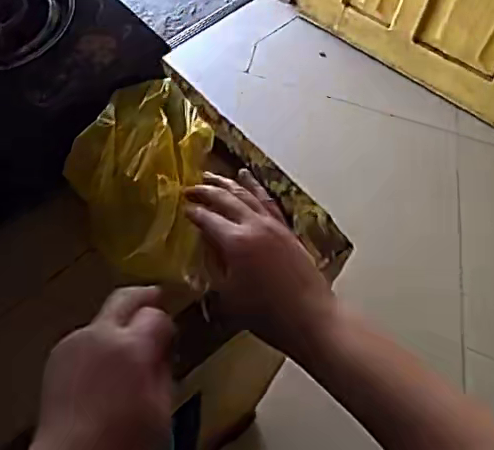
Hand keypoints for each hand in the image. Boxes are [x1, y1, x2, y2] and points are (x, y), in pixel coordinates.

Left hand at [32, 286, 176, 449]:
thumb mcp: (160, 416)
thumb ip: (163, 373)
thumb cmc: (119, 445)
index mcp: (132, 349)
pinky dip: (94, 348)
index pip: (156, 316)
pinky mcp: (57, 354)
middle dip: (142, 296)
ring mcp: (76, 341)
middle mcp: (101, 335)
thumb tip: (163, 352)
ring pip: (102, 320)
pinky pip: (83, 341)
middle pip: (125, 298)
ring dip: (115, 328)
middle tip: (155, 297)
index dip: (166, 323)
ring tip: (124, 354)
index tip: (169, 333)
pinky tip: (98, 374)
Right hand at [186, 170, 338, 361]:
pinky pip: (266, 199)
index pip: (207, 218)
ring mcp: (271, 223)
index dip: (193, 212)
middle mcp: (252, 224)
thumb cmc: (266, 314)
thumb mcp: (229, 296)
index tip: (182, 207)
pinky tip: (248, 178)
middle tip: (190, 187)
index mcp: (235, 241)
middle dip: (205, 190)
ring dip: (226, 182)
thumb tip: (207, 244)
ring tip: (212, 174)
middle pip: (224, 198)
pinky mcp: (285, 227)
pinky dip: (254, 186)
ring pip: (245, 193)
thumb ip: (215, 266)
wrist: (311, 318)